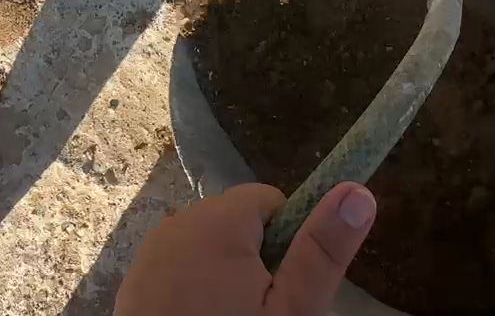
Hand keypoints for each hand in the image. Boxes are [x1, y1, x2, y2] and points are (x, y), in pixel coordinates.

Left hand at [116, 182, 376, 315]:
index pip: (270, 202)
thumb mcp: (291, 314)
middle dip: (259, 263)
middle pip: (240, 225)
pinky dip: (195, 290)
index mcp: (218, 218)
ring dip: (226, 278)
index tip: (288, 290)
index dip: (290, 243)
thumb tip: (358, 190)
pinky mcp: (136, 279)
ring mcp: (153, 249)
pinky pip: (180, 267)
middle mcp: (180, 219)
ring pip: (210, 248)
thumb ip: (321, 252)